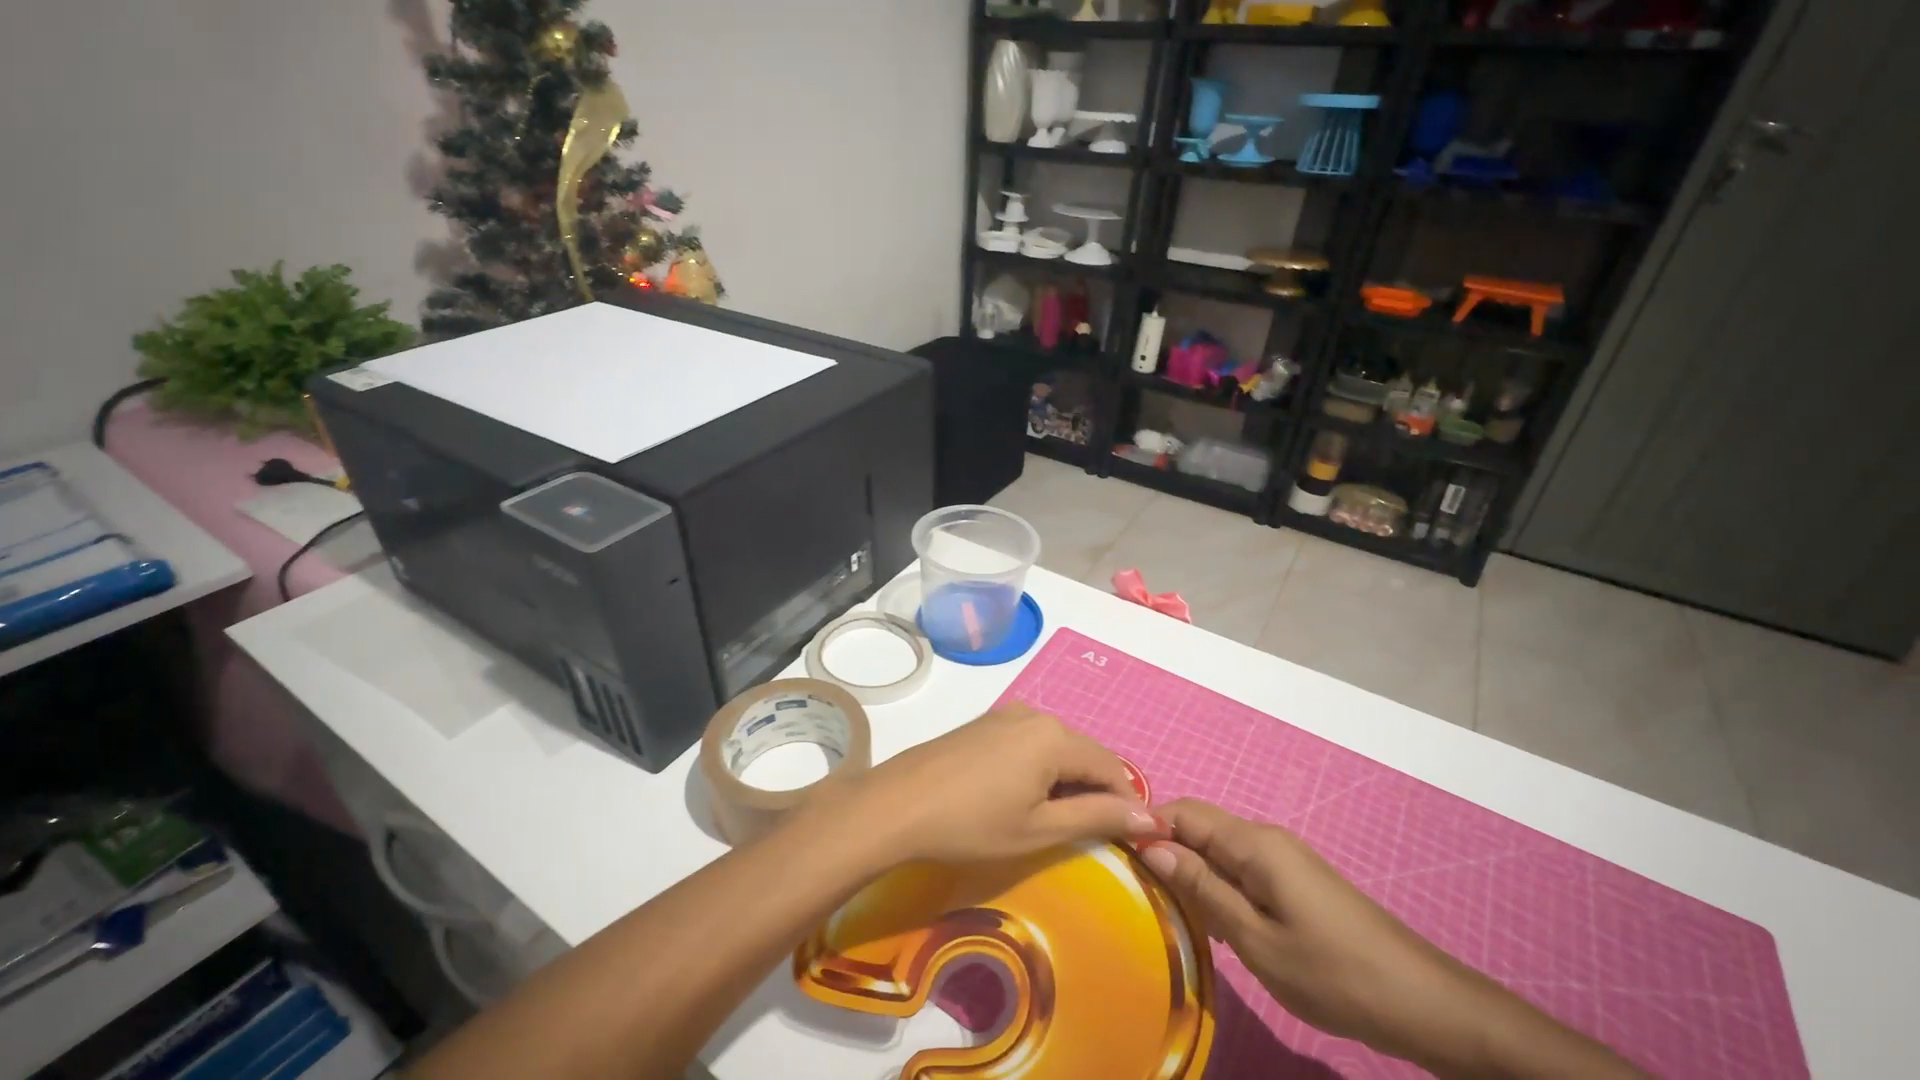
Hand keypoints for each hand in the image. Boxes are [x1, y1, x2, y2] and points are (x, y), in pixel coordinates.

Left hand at [828, 704, 1163, 865]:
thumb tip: (1148, 816)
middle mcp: (1036, 714)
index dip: (1124, 802)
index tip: (1125, 837)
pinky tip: (1019, 797)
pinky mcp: (984, 723)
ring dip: (1065, 780)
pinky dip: (1039, 768)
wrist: (895, 806)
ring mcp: (1006, 715)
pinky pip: (1029, 742)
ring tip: (1048, 820)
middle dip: (1094, 790)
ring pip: (1056, 747)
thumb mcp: (1039, 829)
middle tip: (1083, 834)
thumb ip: (1096, 818)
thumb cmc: (971, 824)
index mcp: (1055, 736)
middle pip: (1084, 753)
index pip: (1111, 767)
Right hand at [1141, 799, 1642, 1078]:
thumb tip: (1151, 845)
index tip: (1114, 859)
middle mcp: (1267, 840)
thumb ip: (1203, 888)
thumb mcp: (1255, 938)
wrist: (1420, 1002)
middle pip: (1198, 828)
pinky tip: (1207, 925)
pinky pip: (1239, 872)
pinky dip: (1216, 890)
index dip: (1145, 827)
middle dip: (1163, 852)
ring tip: (1160, 910)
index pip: (1183, 812)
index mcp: (1255, 844)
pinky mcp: (1294, 884)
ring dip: (1189, 874)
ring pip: (1217, 852)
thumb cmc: (1332, 972)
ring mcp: (1284, 862)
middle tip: (1133, 893)